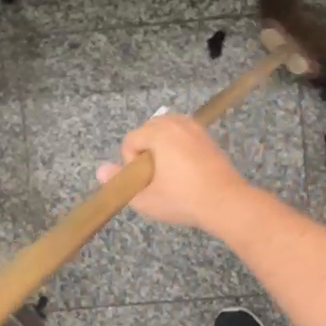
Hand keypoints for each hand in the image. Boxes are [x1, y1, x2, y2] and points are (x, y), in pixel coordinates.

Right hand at [97, 113, 254, 230]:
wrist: (225, 202)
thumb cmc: (183, 199)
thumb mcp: (146, 198)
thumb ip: (120, 182)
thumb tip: (100, 169)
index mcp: (159, 132)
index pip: (131, 139)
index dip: (130, 162)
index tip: (143, 180)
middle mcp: (177, 123)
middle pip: (149, 130)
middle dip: (146, 151)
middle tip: (154, 177)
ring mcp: (196, 129)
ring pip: (168, 131)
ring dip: (162, 147)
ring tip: (168, 173)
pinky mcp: (208, 138)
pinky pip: (185, 136)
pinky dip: (179, 147)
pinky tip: (185, 170)